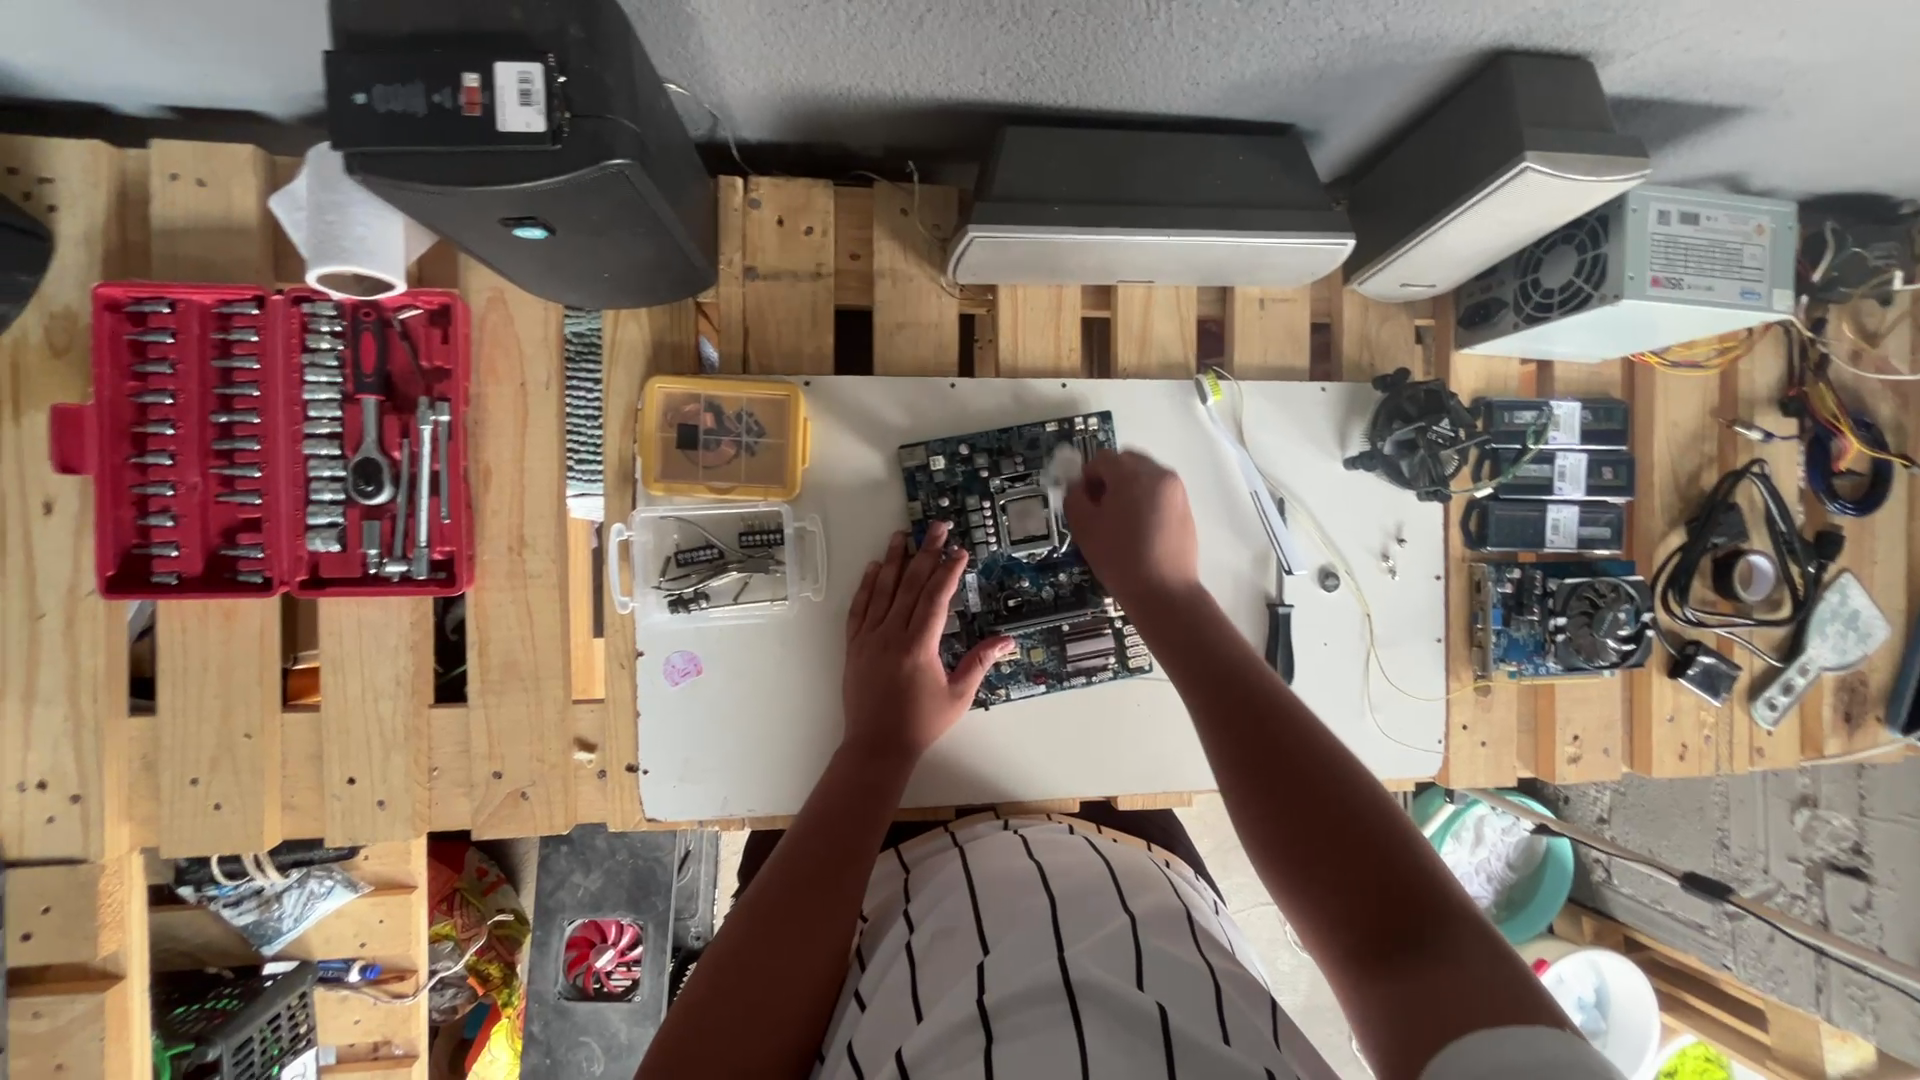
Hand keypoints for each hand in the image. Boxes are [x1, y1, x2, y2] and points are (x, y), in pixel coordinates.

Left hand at [843, 521, 1012, 765]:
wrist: (876, 746)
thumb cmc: (921, 724)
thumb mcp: (958, 695)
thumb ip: (980, 663)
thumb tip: (1006, 640)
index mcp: (919, 646)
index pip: (936, 598)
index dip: (948, 571)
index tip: (958, 551)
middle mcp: (891, 635)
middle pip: (910, 585)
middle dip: (926, 553)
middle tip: (936, 528)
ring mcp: (869, 638)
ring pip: (882, 590)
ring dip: (894, 560)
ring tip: (903, 535)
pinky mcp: (854, 646)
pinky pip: (859, 608)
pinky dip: (867, 586)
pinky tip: (875, 568)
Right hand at [1063, 450, 1201, 609]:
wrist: (1163, 591)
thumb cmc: (1119, 558)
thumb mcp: (1083, 527)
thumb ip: (1074, 497)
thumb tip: (1079, 487)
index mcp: (1132, 474)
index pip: (1101, 458)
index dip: (1087, 477)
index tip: (1085, 503)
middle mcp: (1159, 474)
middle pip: (1126, 462)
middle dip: (1110, 478)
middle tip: (1101, 509)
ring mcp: (1176, 490)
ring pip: (1144, 476)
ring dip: (1129, 488)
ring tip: (1121, 521)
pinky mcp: (1186, 507)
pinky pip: (1159, 492)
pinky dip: (1145, 501)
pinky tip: (1140, 530)